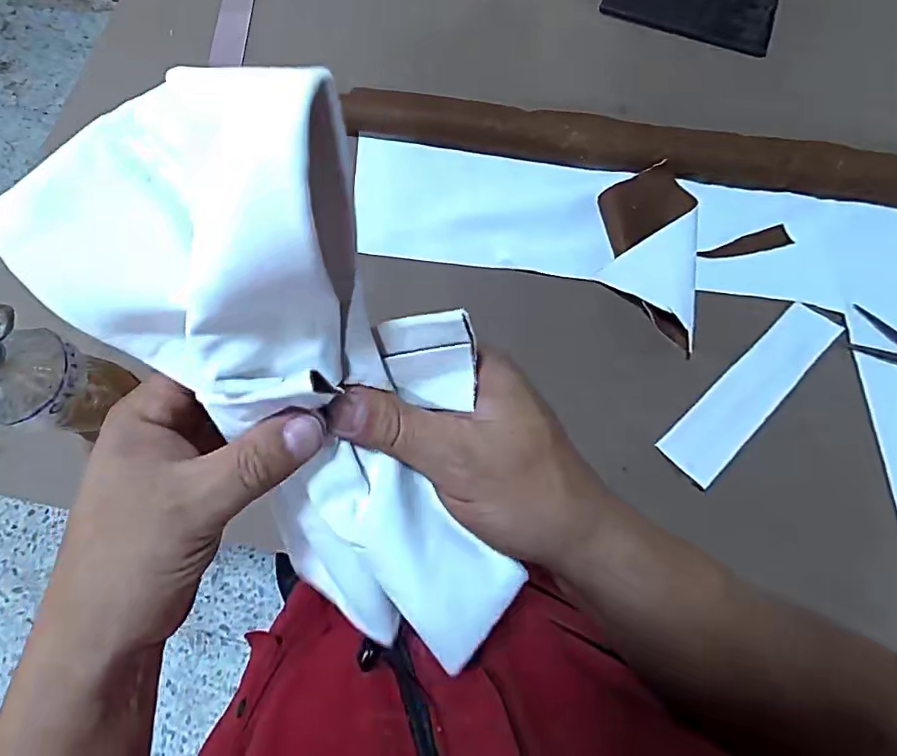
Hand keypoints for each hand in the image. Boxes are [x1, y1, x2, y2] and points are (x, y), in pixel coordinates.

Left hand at [38, 374, 326, 657]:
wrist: (105, 639)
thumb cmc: (133, 555)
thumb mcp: (196, 500)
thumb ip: (257, 459)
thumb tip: (316, 420)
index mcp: (143, 411)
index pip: (201, 365)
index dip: (248, 357)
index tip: (302, 351)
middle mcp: (158, 425)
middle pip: (217, 394)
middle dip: (264, 391)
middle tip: (322, 377)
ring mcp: (175, 457)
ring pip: (227, 427)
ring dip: (265, 424)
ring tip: (321, 404)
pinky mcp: (191, 487)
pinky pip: (231, 457)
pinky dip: (260, 454)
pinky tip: (298, 445)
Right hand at [327, 350, 616, 570]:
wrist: (581, 552)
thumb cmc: (526, 494)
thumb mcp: (456, 457)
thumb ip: (396, 425)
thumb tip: (334, 401)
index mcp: (476, 362)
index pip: (406, 344)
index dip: (362, 358)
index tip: (319, 377)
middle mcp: (469, 377)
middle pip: (403, 374)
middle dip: (364, 391)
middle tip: (316, 406)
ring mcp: (467, 410)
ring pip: (408, 404)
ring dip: (377, 418)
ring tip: (329, 425)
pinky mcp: (464, 440)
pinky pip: (417, 428)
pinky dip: (393, 438)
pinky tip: (362, 447)